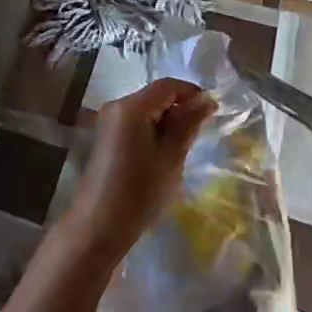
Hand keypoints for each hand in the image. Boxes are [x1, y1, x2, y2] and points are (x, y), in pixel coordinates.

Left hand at [63, 79, 216, 258]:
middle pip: (154, 95)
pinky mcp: (106, 137)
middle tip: (201, 129)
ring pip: (146, 109)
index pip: (167, 86)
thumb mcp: (171, 155)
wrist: (99, 225)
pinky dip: (153, 129)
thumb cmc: (140, 190)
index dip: (191, 92)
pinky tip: (164, 151)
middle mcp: (116, 106)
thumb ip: (189, 123)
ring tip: (184, 143)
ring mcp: (108, 121)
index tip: (212, 110)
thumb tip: (207, 100)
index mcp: (131, 106)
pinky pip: (135, 122)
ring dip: (167, 119)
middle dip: (179, 107)